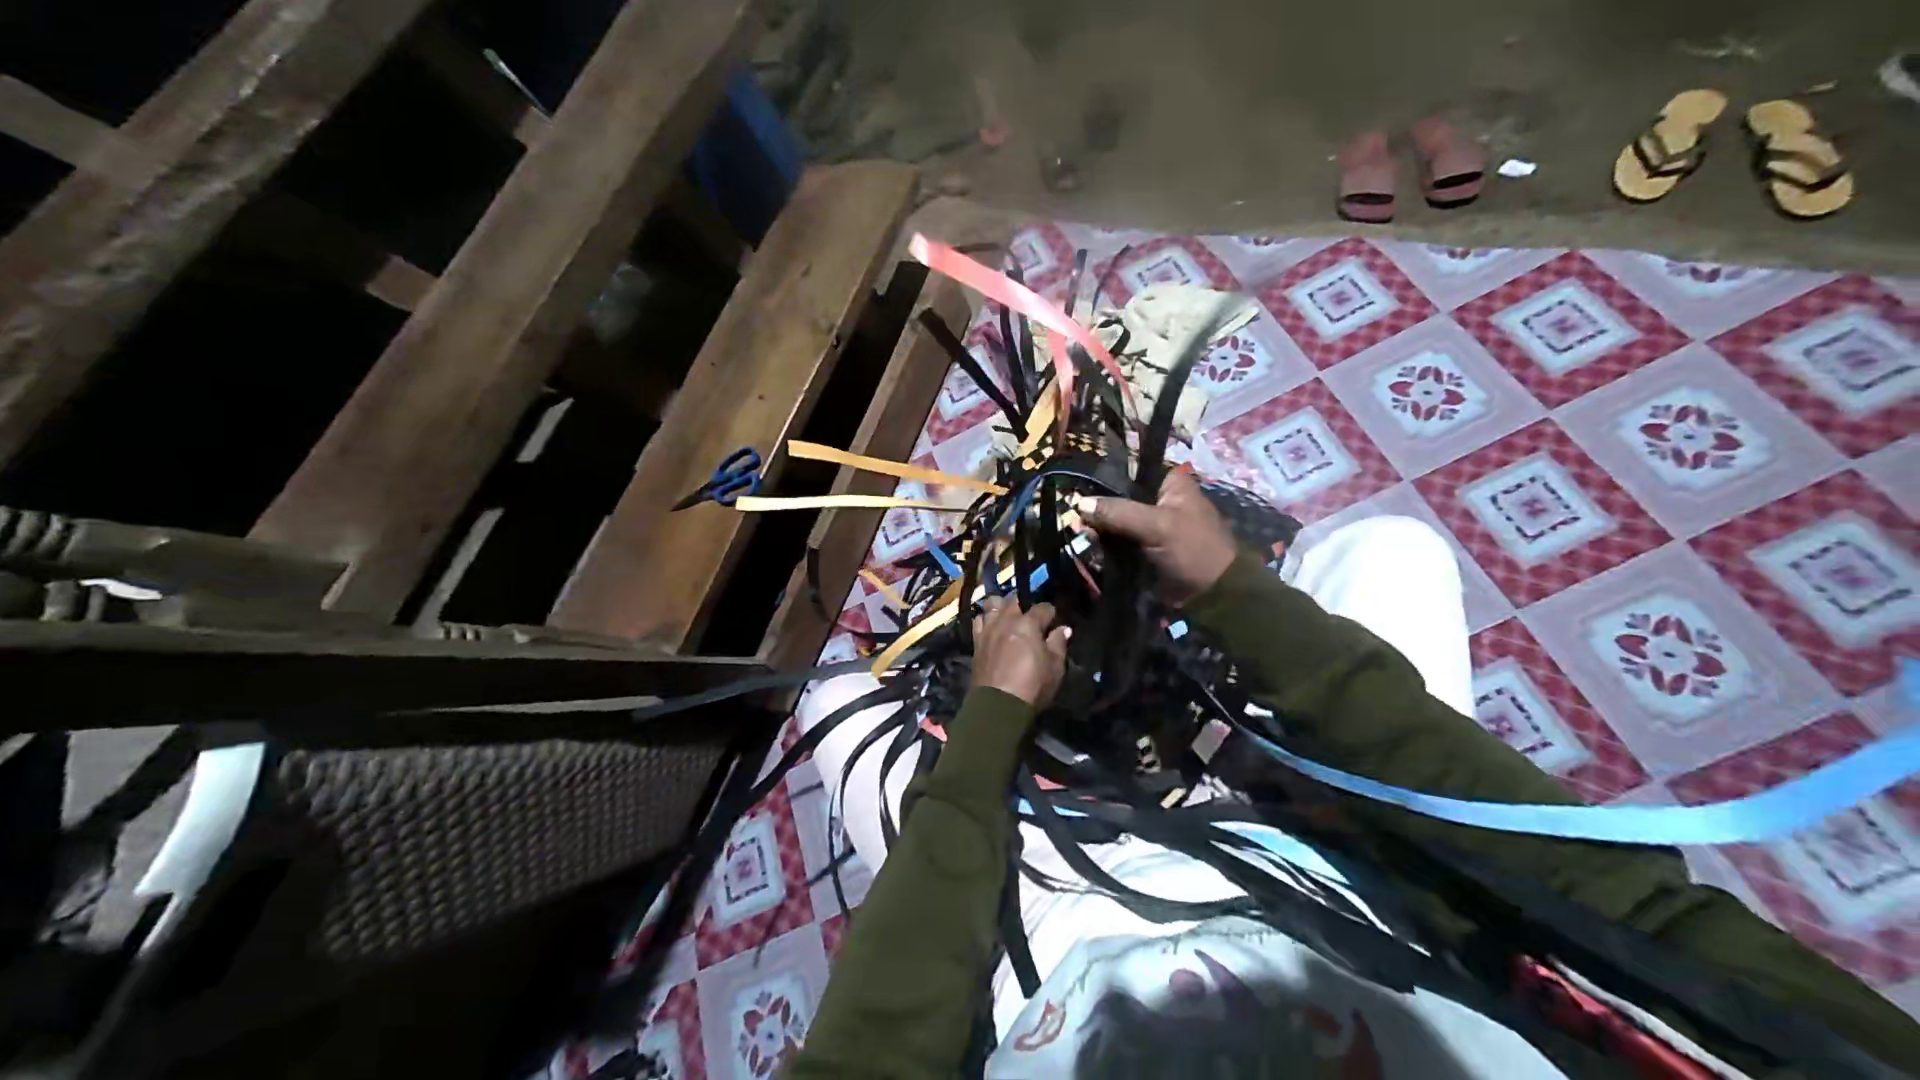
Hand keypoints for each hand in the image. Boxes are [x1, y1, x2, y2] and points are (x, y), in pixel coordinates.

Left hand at [970, 597, 1070, 707]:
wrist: (999, 704)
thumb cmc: (1032, 686)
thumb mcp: (1055, 667)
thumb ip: (1058, 644)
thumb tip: (1063, 629)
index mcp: (1028, 624)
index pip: (1043, 608)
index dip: (1050, 613)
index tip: (1054, 620)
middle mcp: (1006, 621)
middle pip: (1013, 599)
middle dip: (1023, 603)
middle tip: (1029, 615)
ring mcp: (988, 630)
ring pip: (991, 605)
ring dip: (1000, 606)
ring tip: (1007, 614)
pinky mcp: (976, 642)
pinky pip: (978, 621)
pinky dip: (985, 619)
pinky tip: (990, 626)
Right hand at [1077, 468, 1237, 605]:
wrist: (1212, 594)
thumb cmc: (1193, 549)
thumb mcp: (1157, 525)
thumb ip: (1118, 512)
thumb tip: (1079, 503)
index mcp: (1170, 482)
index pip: (1129, 471)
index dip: (1103, 480)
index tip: (1079, 492)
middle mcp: (1159, 498)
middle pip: (1119, 497)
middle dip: (1098, 509)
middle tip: (1076, 519)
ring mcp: (1151, 523)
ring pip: (1116, 519)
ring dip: (1098, 528)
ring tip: (1079, 534)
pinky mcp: (1144, 546)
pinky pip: (1119, 540)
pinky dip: (1105, 544)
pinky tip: (1088, 546)